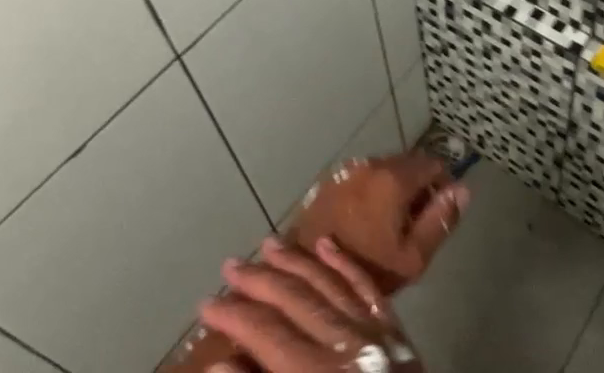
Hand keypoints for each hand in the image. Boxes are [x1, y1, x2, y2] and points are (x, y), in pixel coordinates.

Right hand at [200, 237, 424, 371]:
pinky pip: (367, 289)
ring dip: (296, 261)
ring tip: (269, 243)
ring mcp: (374, 335)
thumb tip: (222, 361)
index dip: (233, 315)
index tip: (206, 303)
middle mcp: (344, 345)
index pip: (265, 332)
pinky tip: (326, 243)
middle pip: (294, 300)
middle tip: (229, 266)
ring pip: (329, 284)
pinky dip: (346, 264)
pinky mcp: (397, 335)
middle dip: (258, 281)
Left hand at [283, 154, 467, 293]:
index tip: (438, 211)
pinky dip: (372, 189)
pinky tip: (367, 219)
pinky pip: (362, 176)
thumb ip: (440, 220)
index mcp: (393, 178)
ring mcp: (347, 169)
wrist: (308, 270)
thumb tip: (462, 189)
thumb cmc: (366, 267)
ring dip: (393, 187)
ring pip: (383, 169)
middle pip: (406, 163)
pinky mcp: (330, 179)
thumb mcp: (413, 256)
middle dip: (417, 186)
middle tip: (414, 222)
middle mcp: (370, 163)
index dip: (442, 184)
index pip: (432, 163)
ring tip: (390, 223)